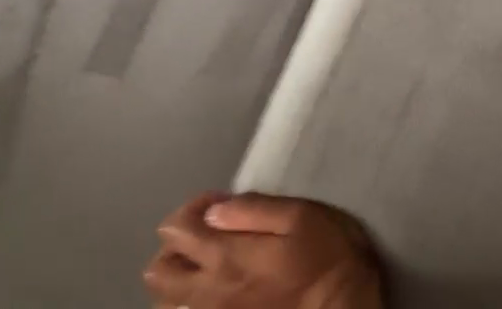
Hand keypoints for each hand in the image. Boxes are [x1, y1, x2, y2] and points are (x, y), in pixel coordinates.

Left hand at [143, 193, 383, 308]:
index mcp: (226, 256)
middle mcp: (207, 292)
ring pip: (167, 305)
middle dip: (176, 247)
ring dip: (180, 282)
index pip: (175, 230)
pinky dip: (193, 308)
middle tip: (211, 235)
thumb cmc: (327, 256)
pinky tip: (220, 297)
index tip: (222, 204)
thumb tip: (214, 211)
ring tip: (212, 269)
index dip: (193, 209)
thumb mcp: (301, 216)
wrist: (343, 308)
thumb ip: (254, 209)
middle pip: (158, 272)